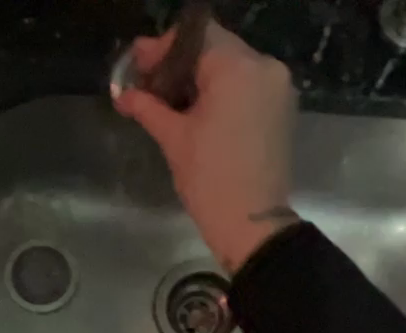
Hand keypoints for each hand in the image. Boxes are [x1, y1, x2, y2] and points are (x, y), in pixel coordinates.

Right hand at [114, 19, 298, 273]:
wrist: (252, 224)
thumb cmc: (210, 181)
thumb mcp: (174, 140)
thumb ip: (149, 108)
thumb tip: (124, 95)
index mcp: (237, 68)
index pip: (196, 36)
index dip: (163, 48)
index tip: (138, 65)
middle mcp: (264, 67)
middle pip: (216, 49)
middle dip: (181, 64)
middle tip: (149, 84)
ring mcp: (278, 88)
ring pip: (232, 68)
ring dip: (201, 80)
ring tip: (171, 103)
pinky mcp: (281, 109)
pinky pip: (247, 87)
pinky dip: (223, 94)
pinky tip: (199, 114)